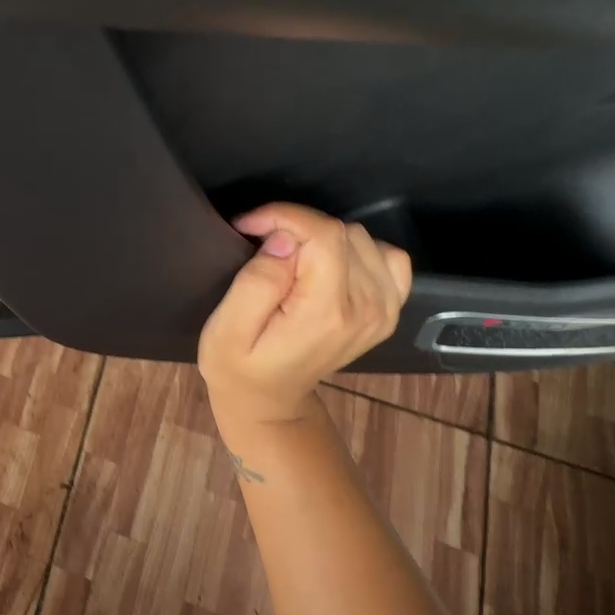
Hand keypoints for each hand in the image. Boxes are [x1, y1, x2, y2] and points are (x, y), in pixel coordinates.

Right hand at [198, 203, 412, 437]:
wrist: (268, 398)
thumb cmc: (237, 365)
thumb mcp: (227, 329)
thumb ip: (256, 283)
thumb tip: (283, 241)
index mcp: (326, 311)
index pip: (324, 235)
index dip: (284, 216)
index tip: (248, 224)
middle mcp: (367, 307)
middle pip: (343, 233)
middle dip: (297, 228)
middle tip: (260, 246)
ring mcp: (384, 309)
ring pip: (361, 239)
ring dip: (320, 238)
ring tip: (288, 259)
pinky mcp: (387, 309)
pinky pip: (387, 257)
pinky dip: (354, 250)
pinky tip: (325, 264)